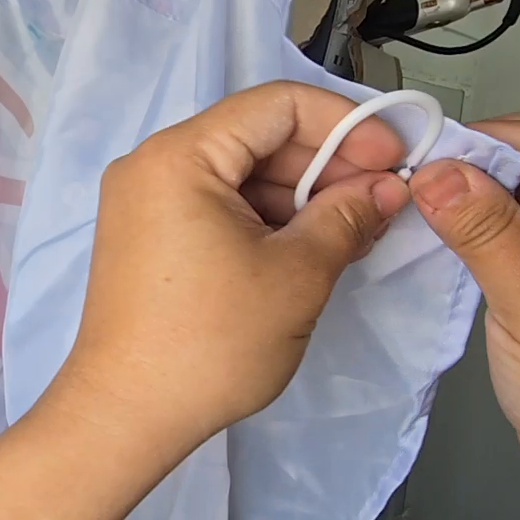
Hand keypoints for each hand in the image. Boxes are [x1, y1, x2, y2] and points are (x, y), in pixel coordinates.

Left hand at [44, 82, 411, 460]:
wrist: (127, 414)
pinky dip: (261, 221)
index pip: (277, 105)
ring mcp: (141, 204)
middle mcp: (150, 166)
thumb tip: (385, 189)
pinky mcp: (144, 239)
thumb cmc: (211, 343)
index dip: (346, 125)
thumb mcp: (297, 275)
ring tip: (351, 234)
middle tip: (380, 205)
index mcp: (179, 157)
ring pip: (237, 176)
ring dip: (298, 198)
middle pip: (255, 139)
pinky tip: (305, 249)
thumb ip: (347, 216)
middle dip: (325, 167)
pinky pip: (213, 207)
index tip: (393, 162)